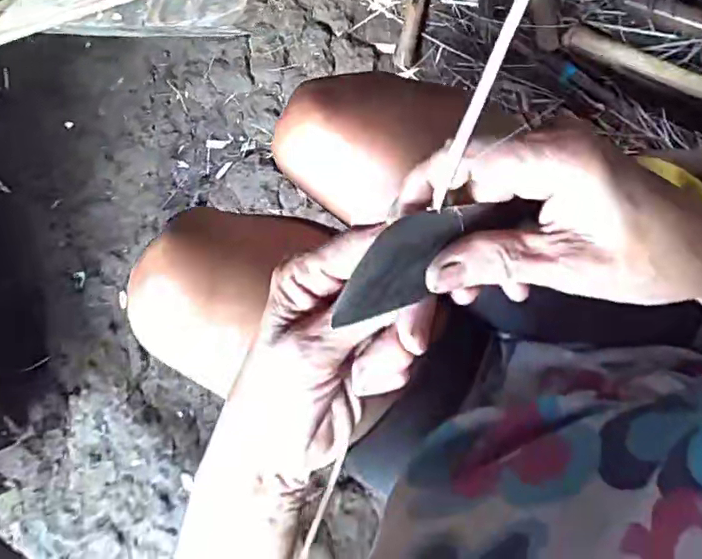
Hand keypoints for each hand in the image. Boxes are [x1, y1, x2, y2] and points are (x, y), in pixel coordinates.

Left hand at [210, 226, 434, 494]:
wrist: (276, 462)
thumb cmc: (271, 403)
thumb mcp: (311, 350)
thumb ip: (361, 309)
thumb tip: (406, 276)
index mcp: (310, 271)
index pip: (366, 239)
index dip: (402, 245)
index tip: (430, 263)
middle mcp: (340, 284)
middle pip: (398, 270)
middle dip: (407, 310)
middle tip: (410, 342)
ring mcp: (363, 313)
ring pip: (411, 307)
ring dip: (395, 347)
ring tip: (362, 374)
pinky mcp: (382, 341)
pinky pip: (412, 339)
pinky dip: (394, 365)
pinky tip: (364, 383)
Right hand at [394, 127, 701, 307]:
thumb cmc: (647, 260)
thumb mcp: (565, 266)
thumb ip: (496, 260)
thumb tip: (436, 271)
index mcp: (556, 153)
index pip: (465, 159)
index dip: (425, 193)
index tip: (400, 233)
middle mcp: (552, 134)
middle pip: (472, 166)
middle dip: (447, 218)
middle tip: (437, 273)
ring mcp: (557, 142)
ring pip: (489, 177)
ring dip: (474, 225)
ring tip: (471, 283)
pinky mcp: (562, 157)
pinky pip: (513, 181)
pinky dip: (500, 218)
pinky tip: (503, 264)